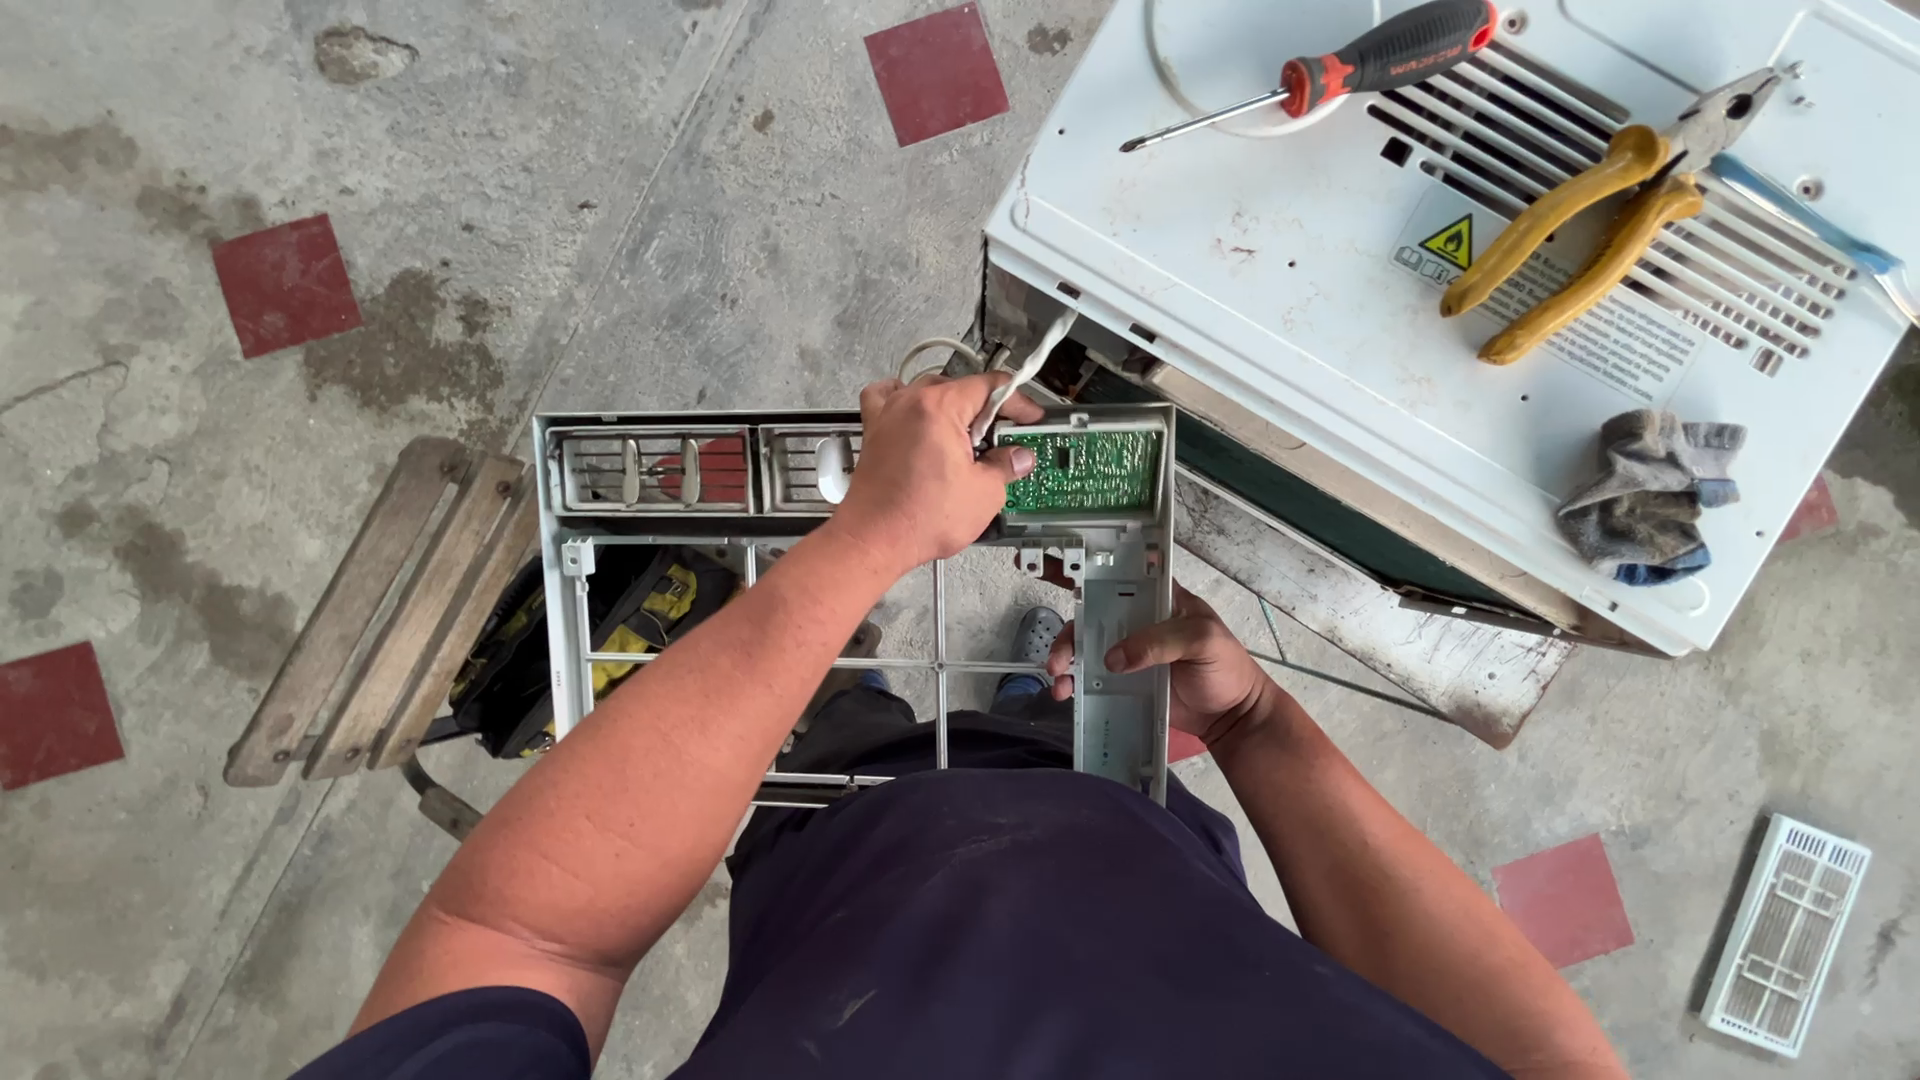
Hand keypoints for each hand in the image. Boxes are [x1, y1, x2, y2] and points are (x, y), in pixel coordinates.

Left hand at [832, 372, 1043, 572]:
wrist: (874, 541)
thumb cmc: (916, 519)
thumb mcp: (983, 493)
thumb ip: (1006, 467)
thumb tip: (1017, 458)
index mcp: (940, 407)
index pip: (990, 387)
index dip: (1018, 401)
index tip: (1029, 417)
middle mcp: (910, 402)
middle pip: (960, 388)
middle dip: (987, 412)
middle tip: (1005, 440)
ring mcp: (888, 415)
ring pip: (928, 391)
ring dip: (953, 408)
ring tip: (967, 439)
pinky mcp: (874, 433)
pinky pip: (887, 399)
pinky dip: (905, 401)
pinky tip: (918, 418)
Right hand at [1047, 582, 1278, 747]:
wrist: (1232, 718)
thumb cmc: (1225, 668)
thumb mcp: (1203, 640)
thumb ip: (1160, 641)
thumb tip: (1112, 658)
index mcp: (1158, 599)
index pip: (1119, 577)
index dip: (1088, 574)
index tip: (1055, 572)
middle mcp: (1137, 621)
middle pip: (1092, 616)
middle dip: (1069, 632)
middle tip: (1059, 658)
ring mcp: (1128, 652)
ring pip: (1086, 647)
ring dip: (1066, 659)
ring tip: (1059, 680)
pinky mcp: (1124, 681)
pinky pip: (1092, 677)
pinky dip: (1075, 682)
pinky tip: (1066, 693)